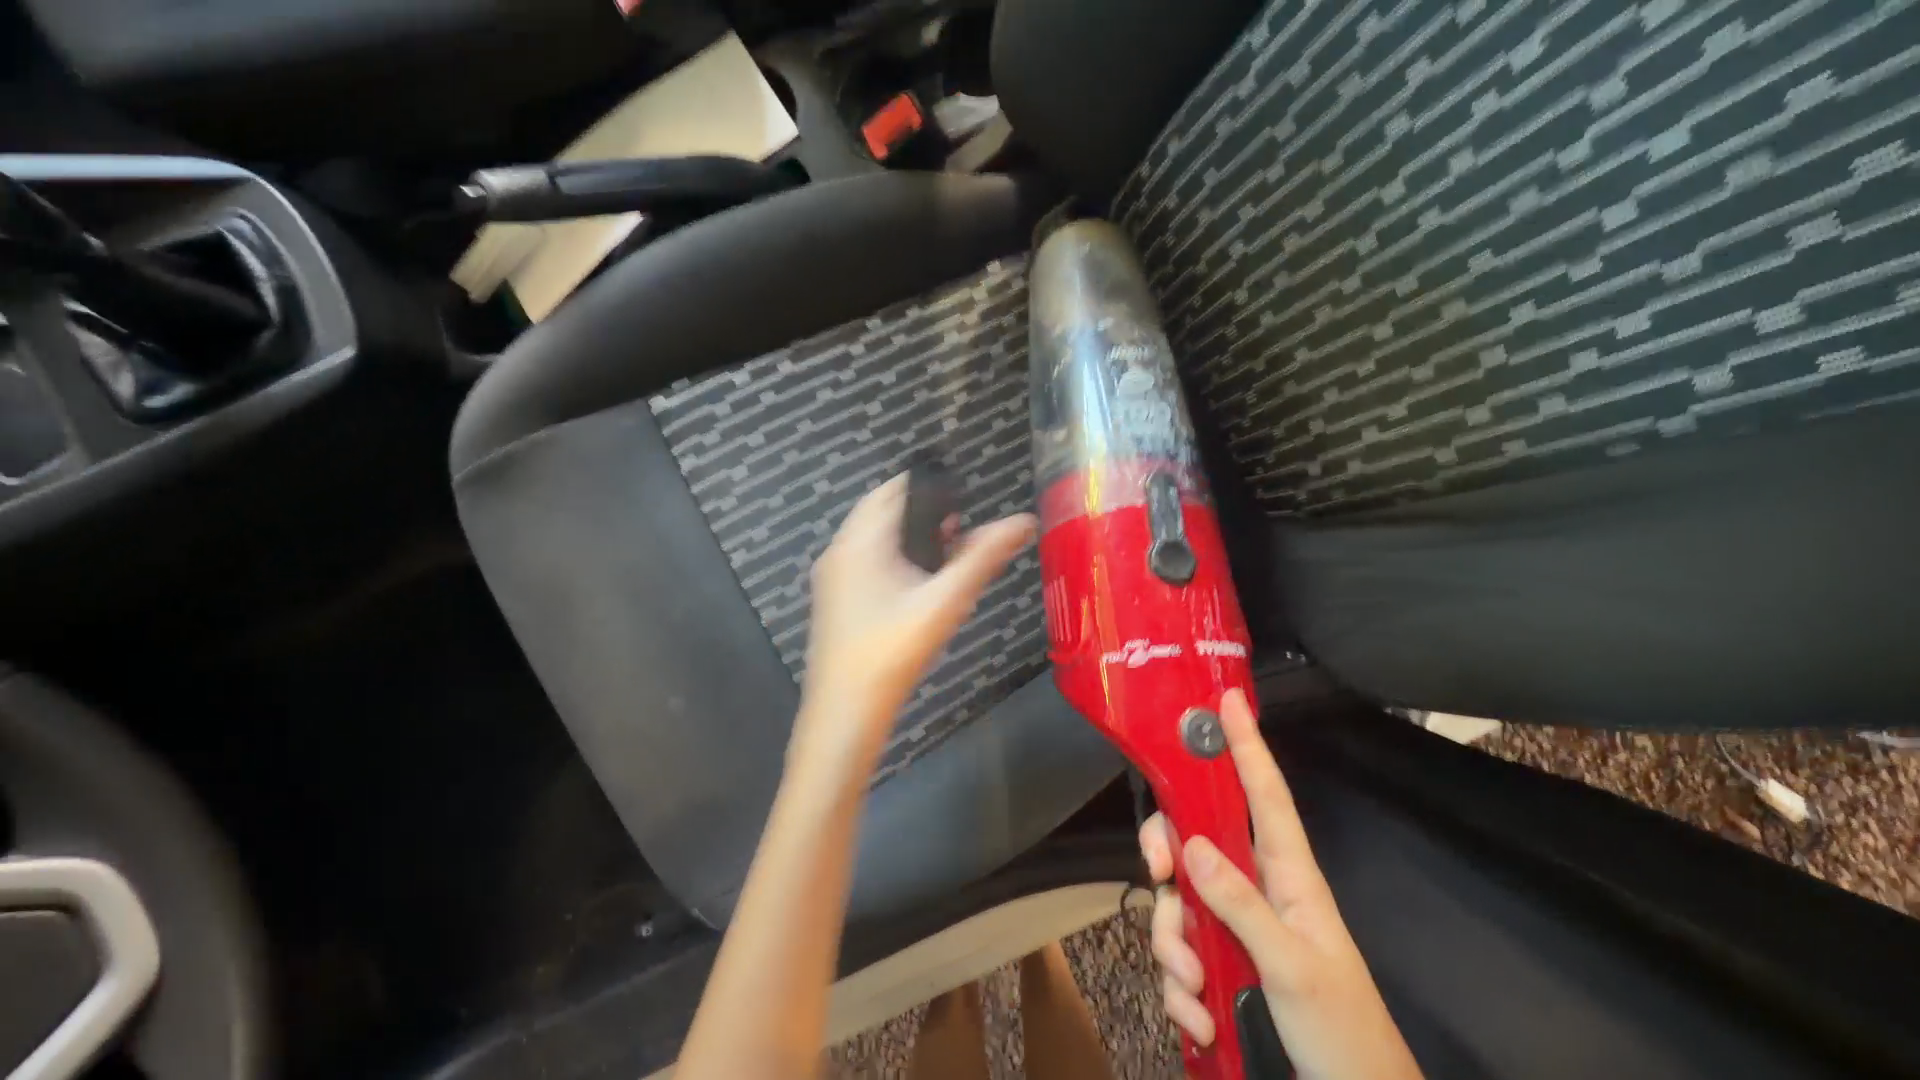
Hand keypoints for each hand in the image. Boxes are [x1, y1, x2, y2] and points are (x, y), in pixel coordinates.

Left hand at [792, 473, 1035, 776]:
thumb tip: (1024, 521)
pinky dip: (897, 565)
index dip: (930, 488)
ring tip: (950, 565)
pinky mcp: (836, 603)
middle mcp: (840, 551)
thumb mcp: (946, 601)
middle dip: (925, 517)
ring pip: (876, 542)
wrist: (845, 712)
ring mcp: (833, 579)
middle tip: (962, 536)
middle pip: (884, 513)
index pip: (893, 488)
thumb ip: (984, 557)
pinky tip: (923, 594)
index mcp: (860, 540)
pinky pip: (868, 566)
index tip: (964, 503)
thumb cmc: (893, 651)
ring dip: (913, 543)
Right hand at [1140, 690, 1423, 1079]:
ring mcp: (1236, 929)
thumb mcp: (1291, 968)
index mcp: (1289, 877)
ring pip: (1178, 906)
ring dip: (1174, 952)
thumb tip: (1190, 844)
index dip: (1247, 746)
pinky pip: (1178, 956)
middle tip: (1157, 880)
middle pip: (1194, 845)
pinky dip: (1181, 993)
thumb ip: (1241, 905)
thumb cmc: (1341, 1029)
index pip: (1265, 797)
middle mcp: (1256, 891)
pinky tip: (1200, 1023)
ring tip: (1197, 998)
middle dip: (1168, 864)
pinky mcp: (1221, 966)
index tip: (1226, 700)